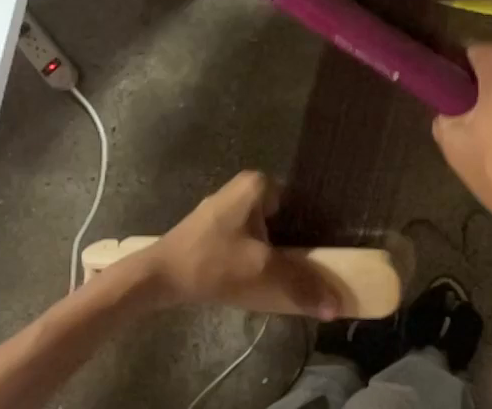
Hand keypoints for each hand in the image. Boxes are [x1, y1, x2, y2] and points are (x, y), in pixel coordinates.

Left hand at [127, 172, 340, 319]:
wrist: (156, 279)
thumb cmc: (213, 263)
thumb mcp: (262, 272)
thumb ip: (301, 285)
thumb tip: (335, 308)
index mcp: (258, 183)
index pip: (299, 203)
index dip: (310, 231)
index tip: (315, 256)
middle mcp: (242, 186)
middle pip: (281, 217)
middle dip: (290, 243)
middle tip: (298, 268)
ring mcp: (223, 206)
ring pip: (262, 229)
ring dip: (270, 251)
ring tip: (277, 274)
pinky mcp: (209, 227)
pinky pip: (244, 237)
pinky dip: (250, 254)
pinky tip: (251, 275)